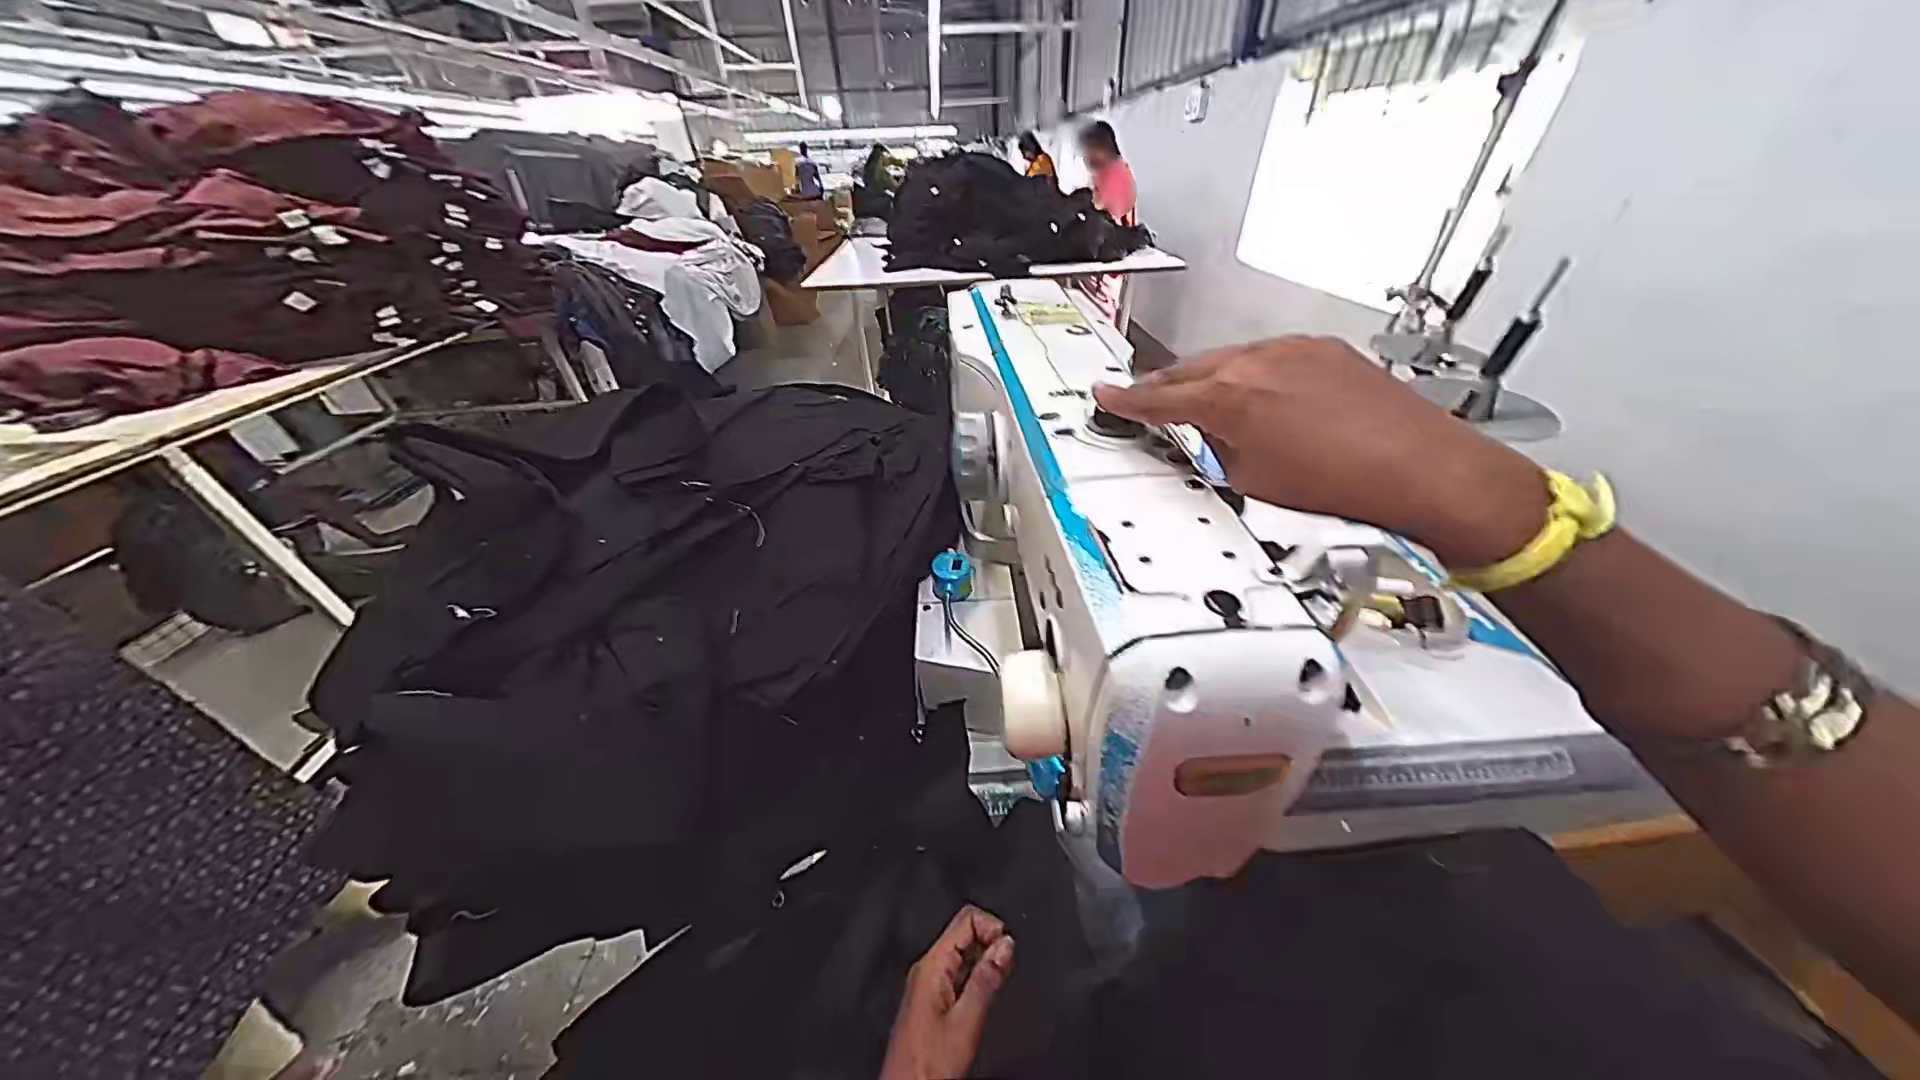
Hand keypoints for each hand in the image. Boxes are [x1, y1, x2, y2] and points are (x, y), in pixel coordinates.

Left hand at [879, 905, 1015, 1079]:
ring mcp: (928, 984)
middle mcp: (927, 969)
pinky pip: (958, 972)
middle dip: (991, 944)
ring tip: (996, 985)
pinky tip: (983, 998)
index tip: (1008, 949)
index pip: (966, 918)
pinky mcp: (931, 1000)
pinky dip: (976, 977)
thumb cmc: (925, 1066)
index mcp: (932, 965)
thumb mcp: (965, 1022)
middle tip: (1006, 968)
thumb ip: (987, 980)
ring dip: (985, 961)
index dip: (992, 927)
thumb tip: (1006, 945)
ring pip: (963, 953)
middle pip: (965, 932)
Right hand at [1093, 337, 1548, 566]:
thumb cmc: (1344, 484)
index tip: (1107, 396)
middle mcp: (1259, 363)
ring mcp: (1294, 351)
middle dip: (1165, 389)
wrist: (1421, 470)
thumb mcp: (1252, 480)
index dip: (1126, 401)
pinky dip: (1251, 376)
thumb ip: (1219, 449)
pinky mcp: (1324, 350)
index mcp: (1231, 399)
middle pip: (1191, 372)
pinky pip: (1268, 357)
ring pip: (1229, 361)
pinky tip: (1258, 398)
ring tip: (1206, 406)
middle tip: (1144, 400)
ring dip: (1210, 382)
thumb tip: (1213, 436)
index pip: (1161, 400)